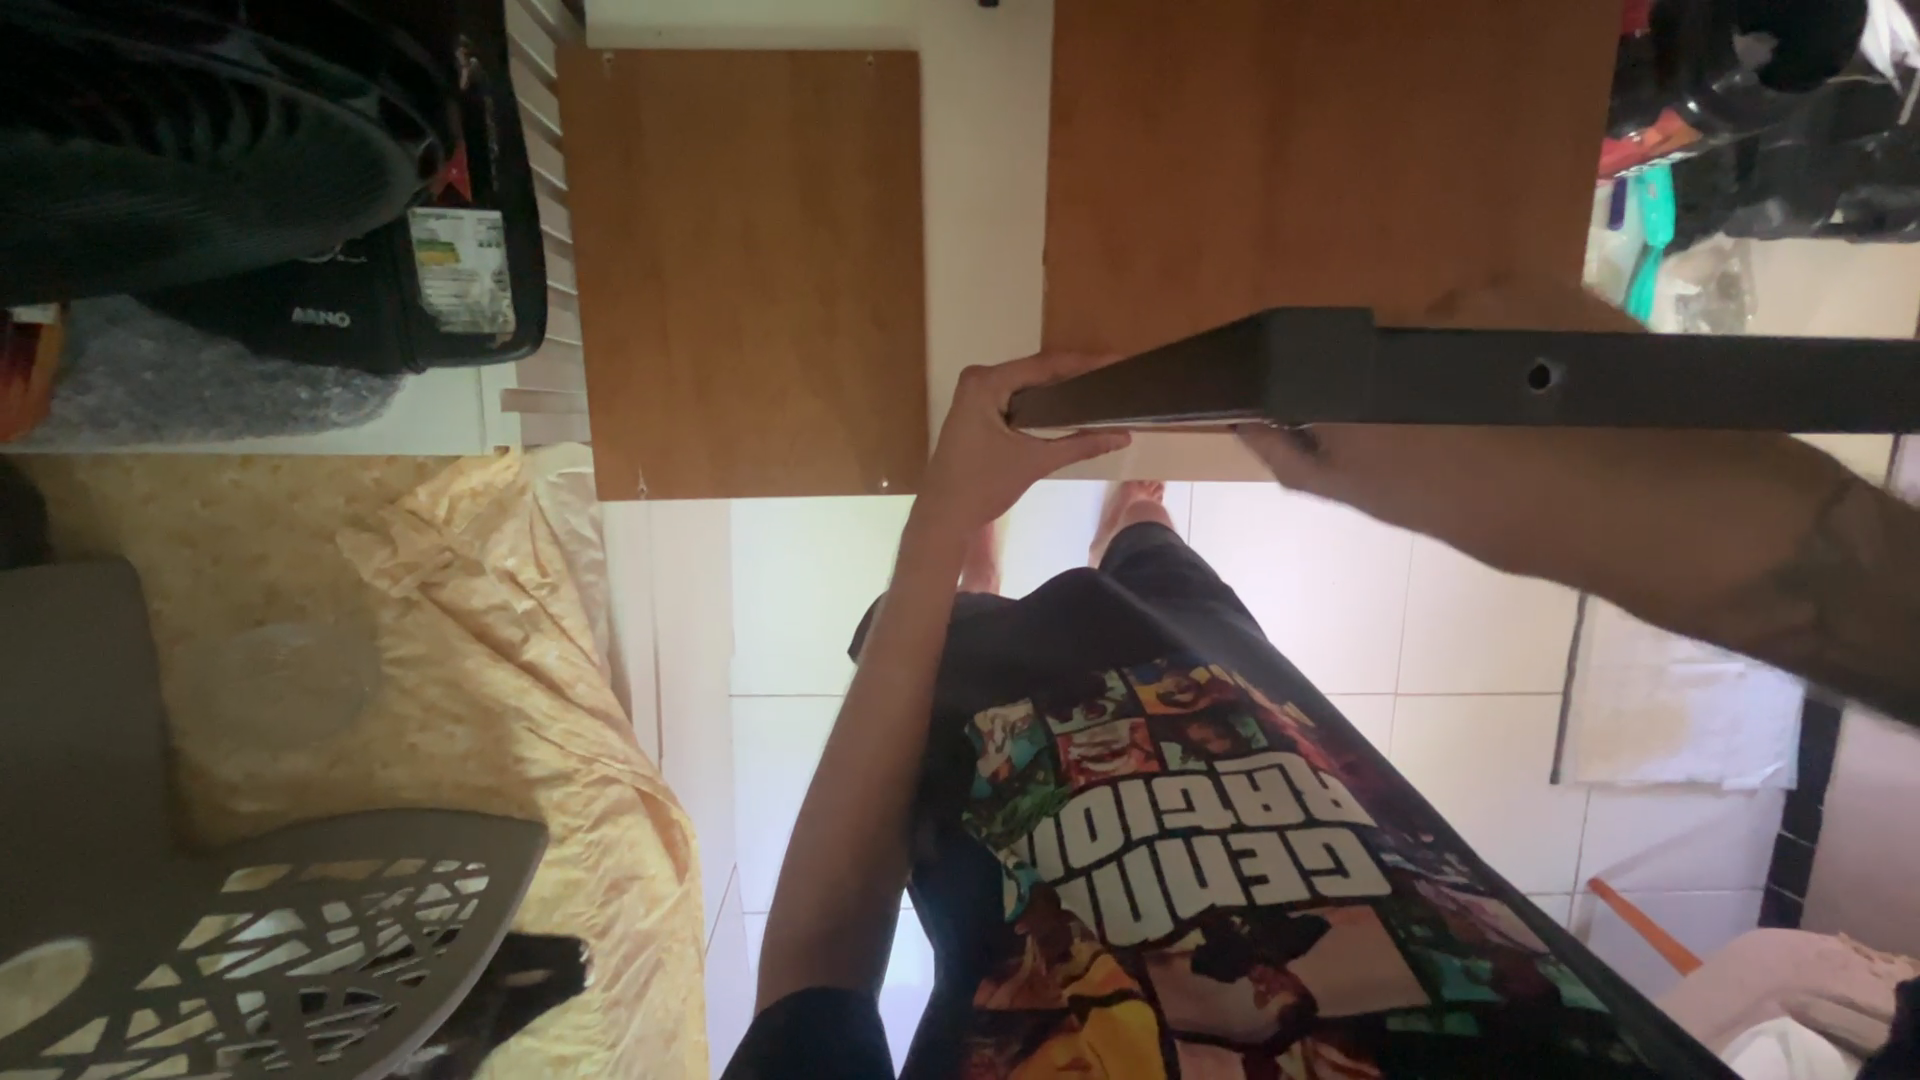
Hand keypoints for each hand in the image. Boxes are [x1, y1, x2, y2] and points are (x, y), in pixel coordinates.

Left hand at [915, 353, 1132, 533]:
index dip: (1085, 364)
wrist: (944, 515)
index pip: (1045, 365)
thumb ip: (1080, 444)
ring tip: (1100, 390)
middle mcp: (978, 379)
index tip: (1119, 362)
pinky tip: (1069, 407)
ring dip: (1060, 389)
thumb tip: (1124, 436)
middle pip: (1036, 371)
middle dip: (1075, 375)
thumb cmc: (983, 486)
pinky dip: (1041, 403)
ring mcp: (974, 394)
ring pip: (1027, 385)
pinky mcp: (976, 410)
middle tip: (1115, 377)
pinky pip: (1016, 398)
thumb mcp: (1035, 461)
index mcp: (987, 382)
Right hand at [1232, 278, 1650, 568]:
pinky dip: (1497, 344)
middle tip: (1437, 432)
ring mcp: (1477, 295)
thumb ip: (1298, 458)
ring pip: (1434, 326)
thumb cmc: (1497, 516)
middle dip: (1388, 382)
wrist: (1659, 501)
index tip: (1355, 430)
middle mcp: (1404, 320)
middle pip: (1371, 342)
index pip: (1310, 365)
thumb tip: (1244, 421)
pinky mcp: (1539, 283)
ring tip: (1499, 413)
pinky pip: (1490, 311)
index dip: (1326, 395)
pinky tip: (1536, 386)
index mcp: (1359, 377)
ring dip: (1447, 363)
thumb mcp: (1378, 499)